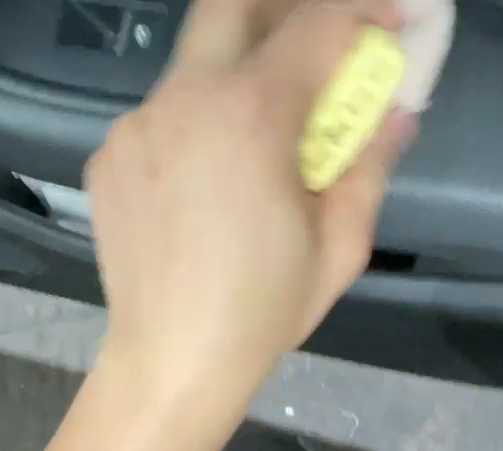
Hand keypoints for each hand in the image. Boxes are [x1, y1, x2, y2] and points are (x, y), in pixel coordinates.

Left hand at [85, 0, 413, 400]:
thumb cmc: (262, 313)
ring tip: (257, 140)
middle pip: (234, 1)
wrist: (170, 362)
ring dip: (235, 76)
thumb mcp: (339, 250)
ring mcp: (136, 125)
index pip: (317, 24)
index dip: (364, 10)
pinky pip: (160, 117)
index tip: (389, 22)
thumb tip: (394, 113)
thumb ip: (369, 167)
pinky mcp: (107, 158)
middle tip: (318, 39)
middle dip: (286, 5)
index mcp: (251, 115)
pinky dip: (194, 128)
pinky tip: (205, 185)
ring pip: (192, 64)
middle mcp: (185, 98)